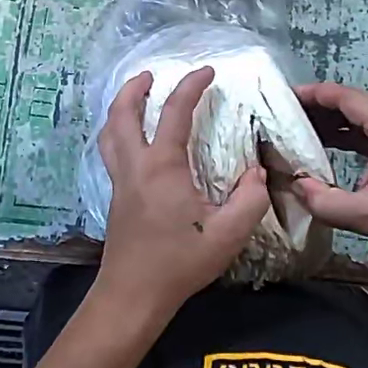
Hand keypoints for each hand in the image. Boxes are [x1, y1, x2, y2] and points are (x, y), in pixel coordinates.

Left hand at [95, 67, 269, 321]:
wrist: (133, 296)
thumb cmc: (179, 262)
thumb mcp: (229, 234)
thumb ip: (251, 199)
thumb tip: (257, 173)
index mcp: (162, 167)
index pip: (175, 113)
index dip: (191, 86)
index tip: (208, 71)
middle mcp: (135, 166)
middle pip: (123, 114)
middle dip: (135, 88)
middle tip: (152, 74)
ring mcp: (120, 182)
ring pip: (110, 133)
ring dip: (120, 108)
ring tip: (135, 97)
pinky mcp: (116, 197)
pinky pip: (111, 151)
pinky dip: (118, 131)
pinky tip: (133, 140)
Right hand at [292, 81, 367, 264]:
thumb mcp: (367, 216)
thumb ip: (325, 202)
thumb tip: (295, 186)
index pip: (345, 98)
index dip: (313, 95)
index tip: (285, 98)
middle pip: (353, 103)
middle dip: (318, 107)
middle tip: (285, 116)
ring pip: (362, 116)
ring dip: (332, 122)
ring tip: (299, 131)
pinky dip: (348, 135)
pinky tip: (327, 146)